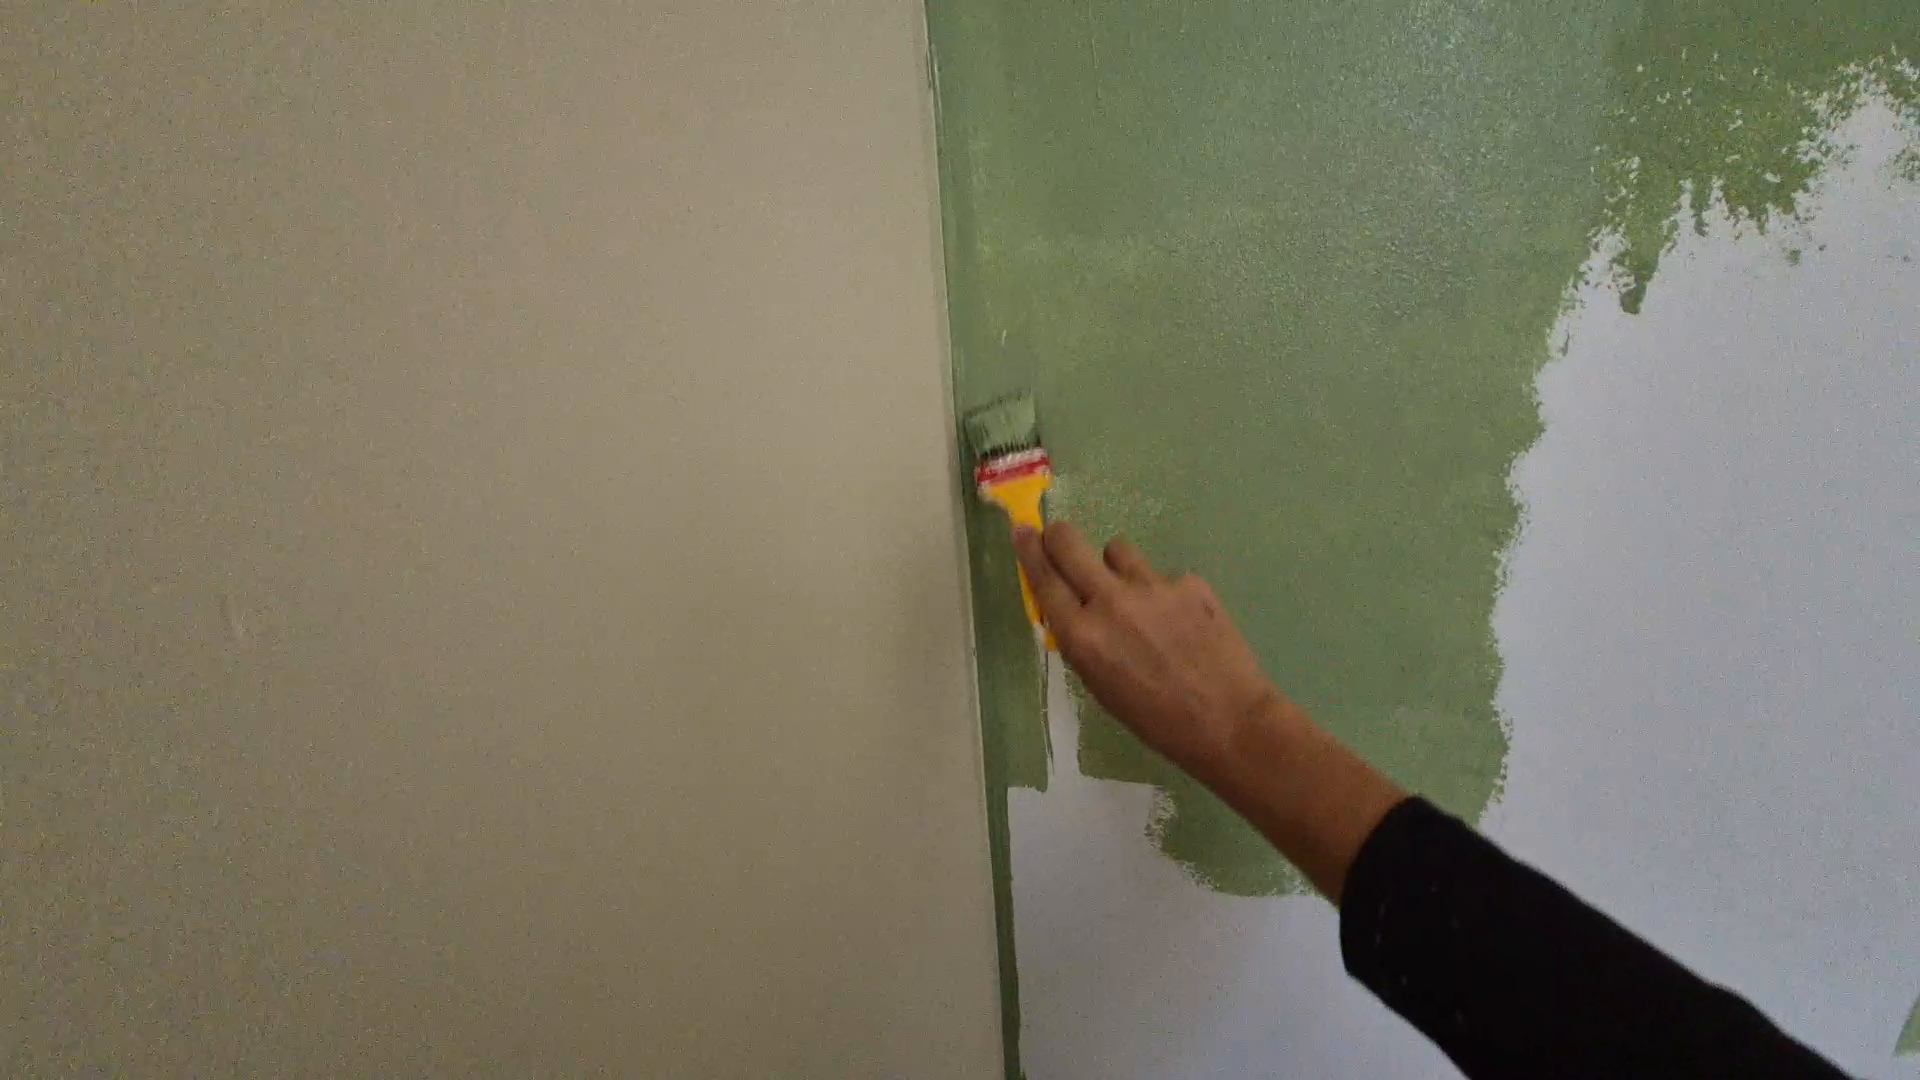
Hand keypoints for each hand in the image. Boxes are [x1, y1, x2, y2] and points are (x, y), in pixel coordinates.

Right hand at [1013, 522, 1286, 785]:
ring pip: (1117, 550)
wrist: (1229, 722)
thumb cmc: (1155, 719)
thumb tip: (1070, 608)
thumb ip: (1081, 640)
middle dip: (1058, 535)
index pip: (1043, 578)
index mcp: (1082, 636)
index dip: (1028, 550)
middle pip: (1069, 542)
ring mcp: (1152, 587)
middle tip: (1058, 537)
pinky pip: (1161, 575)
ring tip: (1135, 596)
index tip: (1022, 530)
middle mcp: (1110, 602)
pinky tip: (1181, 622)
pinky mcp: (1188, 582)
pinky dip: (1163, 592)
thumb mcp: (1100, 685)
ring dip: (1115, 566)